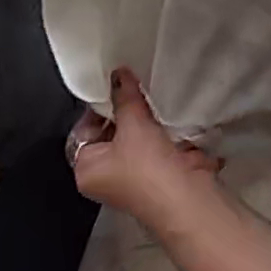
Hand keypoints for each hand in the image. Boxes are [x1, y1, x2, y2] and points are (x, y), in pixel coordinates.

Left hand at [68, 68, 223, 232]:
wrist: (185, 197)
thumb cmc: (147, 165)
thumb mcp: (133, 124)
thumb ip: (125, 96)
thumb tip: (118, 72)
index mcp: (86, 170)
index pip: (84, 130)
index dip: (100, 107)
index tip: (118, 86)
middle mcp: (104, 177)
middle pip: (110, 134)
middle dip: (126, 112)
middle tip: (138, 88)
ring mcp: (131, 178)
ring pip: (134, 139)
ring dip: (146, 122)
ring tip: (154, 99)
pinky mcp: (156, 175)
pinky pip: (153, 147)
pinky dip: (161, 133)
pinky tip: (170, 116)